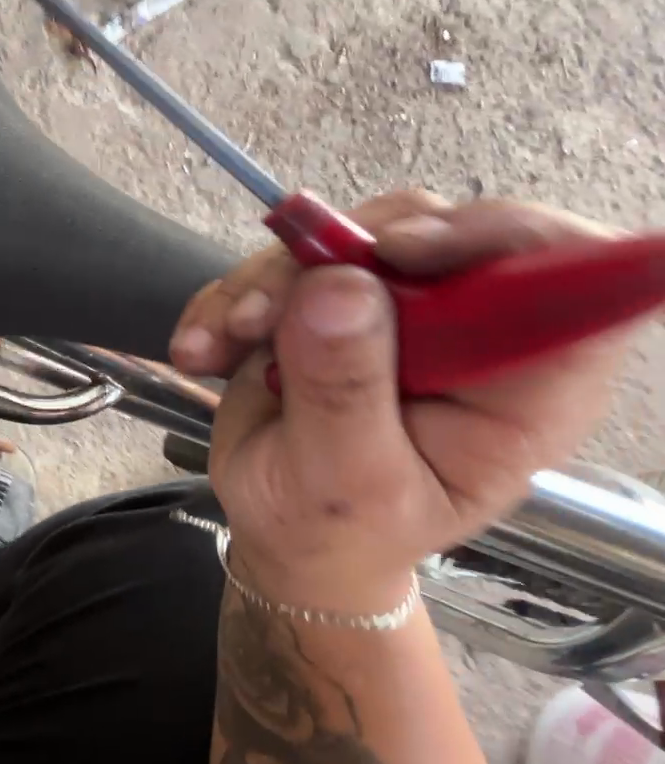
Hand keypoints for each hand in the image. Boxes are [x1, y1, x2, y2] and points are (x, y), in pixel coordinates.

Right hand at [170, 198, 637, 612]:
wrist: (281, 532)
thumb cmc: (337, 527)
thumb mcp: (345, 479)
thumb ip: (345, 391)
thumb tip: (340, 287)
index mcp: (515, 384)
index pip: (561, 272)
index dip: (494, 238)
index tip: (394, 252)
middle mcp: (462, 333)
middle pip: (420, 232)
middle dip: (323, 262)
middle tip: (258, 315)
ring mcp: (387, 315)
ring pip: (331, 242)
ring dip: (255, 287)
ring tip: (213, 349)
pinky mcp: (319, 308)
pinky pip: (269, 269)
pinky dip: (221, 302)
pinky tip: (201, 352)